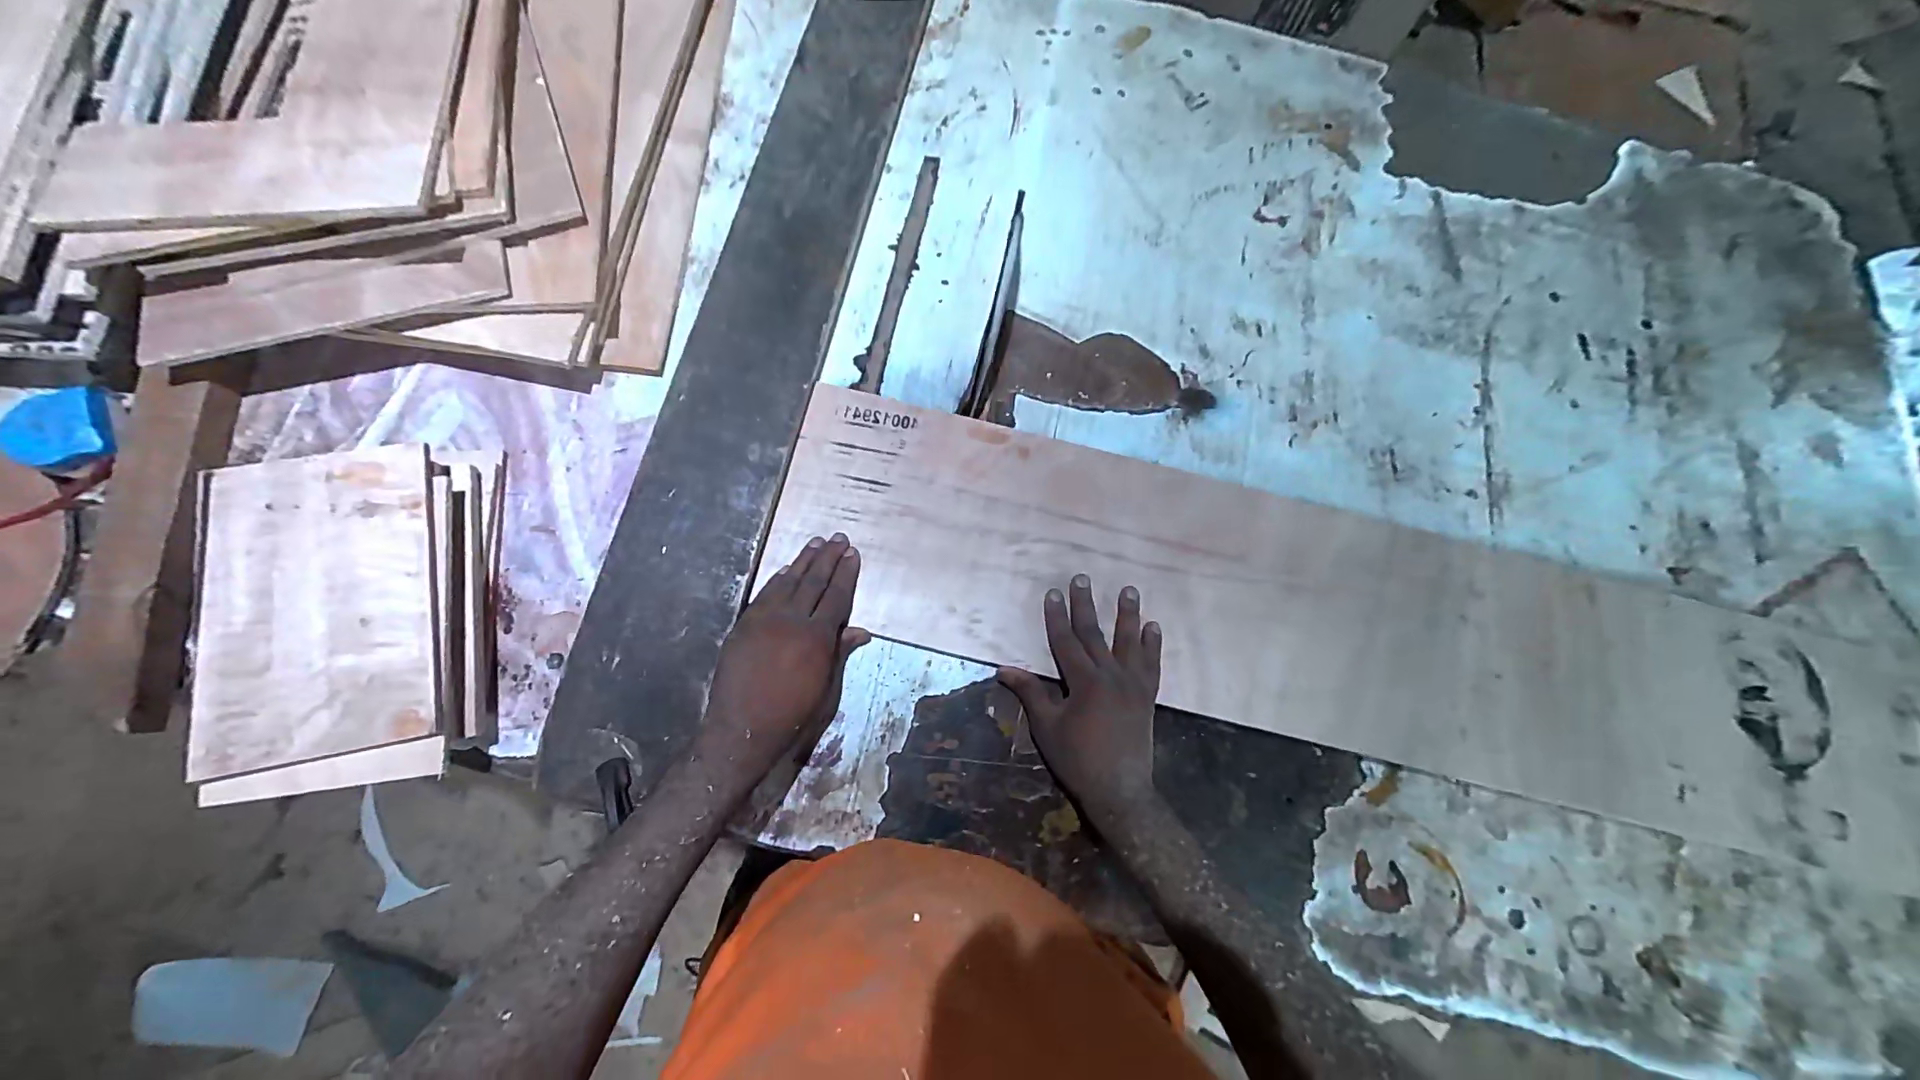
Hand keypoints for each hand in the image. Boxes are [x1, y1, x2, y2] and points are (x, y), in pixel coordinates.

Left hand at [700, 534, 868, 782]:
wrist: (742, 731)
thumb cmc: (793, 718)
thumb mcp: (827, 691)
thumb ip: (840, 655)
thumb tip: (860, 630)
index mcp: (817, 638)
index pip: (836, 596)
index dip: (846, 574)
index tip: (852, 554)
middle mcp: (791, 622)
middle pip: (813, 582)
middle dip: (828, 559)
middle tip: (838, 538)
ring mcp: (764, 622)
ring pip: (787, 582)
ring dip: (803, 561)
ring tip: (815, 543)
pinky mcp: (743, 627)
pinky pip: (763, 595)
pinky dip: (777, 580)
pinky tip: (785, 570)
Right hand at [997, 574, 1161, 825]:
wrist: (1120, 790)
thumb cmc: (1077, 759)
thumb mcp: (1047, 727)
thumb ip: (1030, 693)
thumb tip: (1004, 670)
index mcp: (1083, 682)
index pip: (1065, 641)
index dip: (1056, 616)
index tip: (1053, 592)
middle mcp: (1110, 676)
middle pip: (1095, 634)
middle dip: (1086, 605)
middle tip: (1083, 578)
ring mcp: (1132, 685)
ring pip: (1129, 642)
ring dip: (1128, 615)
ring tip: (1129, 590)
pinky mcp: (1147, 696)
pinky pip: (1151, 664)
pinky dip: (1152, 645)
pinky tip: (1153, 627)